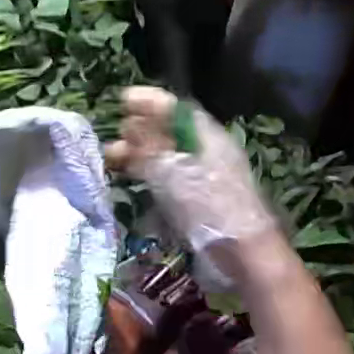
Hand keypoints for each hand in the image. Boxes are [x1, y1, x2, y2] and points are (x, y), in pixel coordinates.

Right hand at [104, 87, 278, 283]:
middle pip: (169, 134)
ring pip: (166, 158)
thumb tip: (130, 131)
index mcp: (207, 138)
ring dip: (139, 156)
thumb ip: (151, 151)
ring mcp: (202, 179)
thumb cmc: (211, 207)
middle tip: (112, 138)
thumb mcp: (176, 174)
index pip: (177, 110)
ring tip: (112, 161)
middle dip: (138, 132)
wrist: (242, 252)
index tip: (122, 101)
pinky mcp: (198, 202)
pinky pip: (168, 180)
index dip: (150, 102)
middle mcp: (205, 153)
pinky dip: (148, 176)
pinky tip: (131, 182)